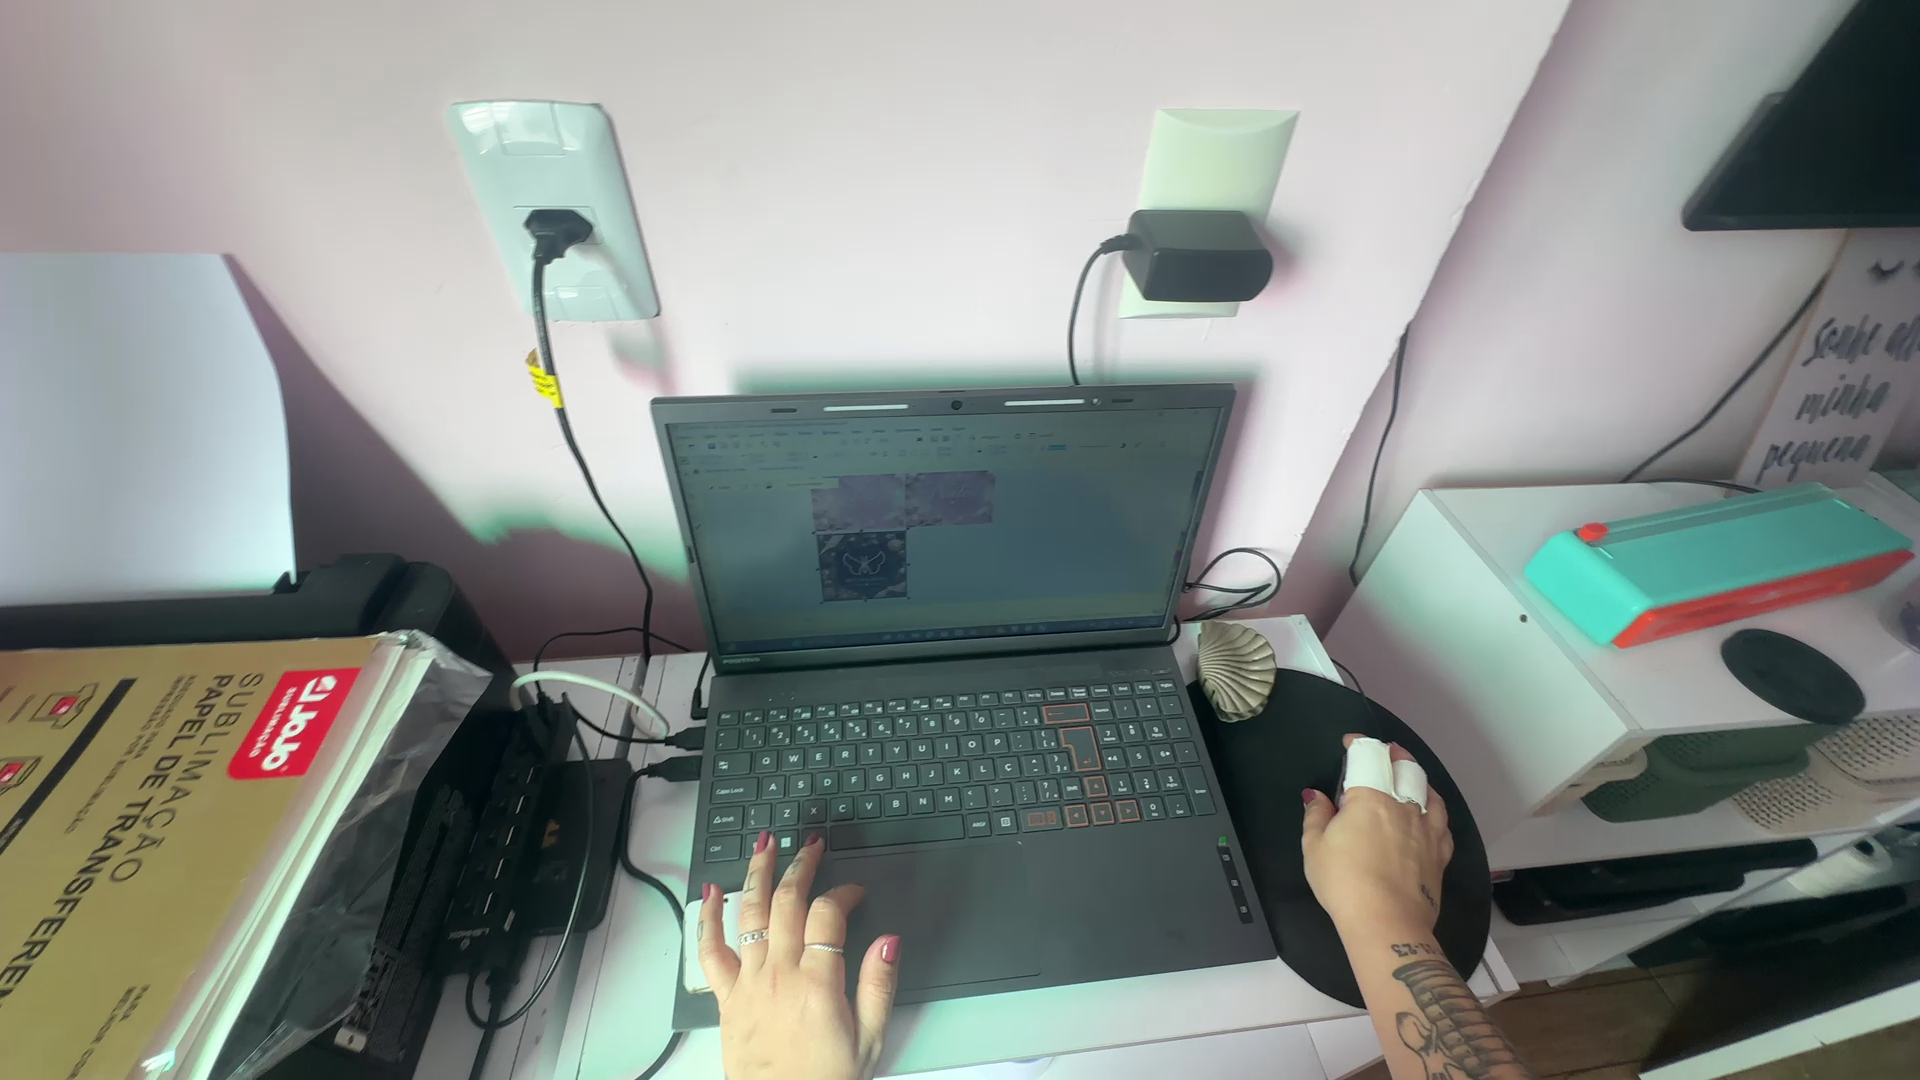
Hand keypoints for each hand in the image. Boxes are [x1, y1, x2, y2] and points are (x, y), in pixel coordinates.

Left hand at [697, 830, 900, 1079]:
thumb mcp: (869, 1041)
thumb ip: (879, 986)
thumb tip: (888, 940)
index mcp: (817, 983)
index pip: (828, 915)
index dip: (844, 893)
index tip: (855, 893)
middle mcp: (779, 974)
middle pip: (788, 901)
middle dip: (801, 865)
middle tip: (811, 844)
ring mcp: (749, 984)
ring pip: (751, 914)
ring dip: (758, 874)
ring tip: (765, 844)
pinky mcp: (727, 999)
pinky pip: (711, 953)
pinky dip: (708, 919)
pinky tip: (711, 891)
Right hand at [1301, 734, 1454, 937]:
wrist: (1387, 925)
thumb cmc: (1344, 882)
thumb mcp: (1314, 846)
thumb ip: (1316, 815)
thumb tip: (1316, 796)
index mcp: (1370, 798)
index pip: (1368, 758)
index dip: (1358, 744)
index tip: (1349, 742)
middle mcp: (1404, 807)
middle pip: (1406, 768)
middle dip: (1394, 754)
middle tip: (1384, 751)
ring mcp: (1427, 830)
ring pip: (1430, 791)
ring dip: (1418, 777)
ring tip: (1410, 774)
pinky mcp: (1440, 854)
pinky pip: (1444, 821)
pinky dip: (1436, 807)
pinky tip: (1431, 810)